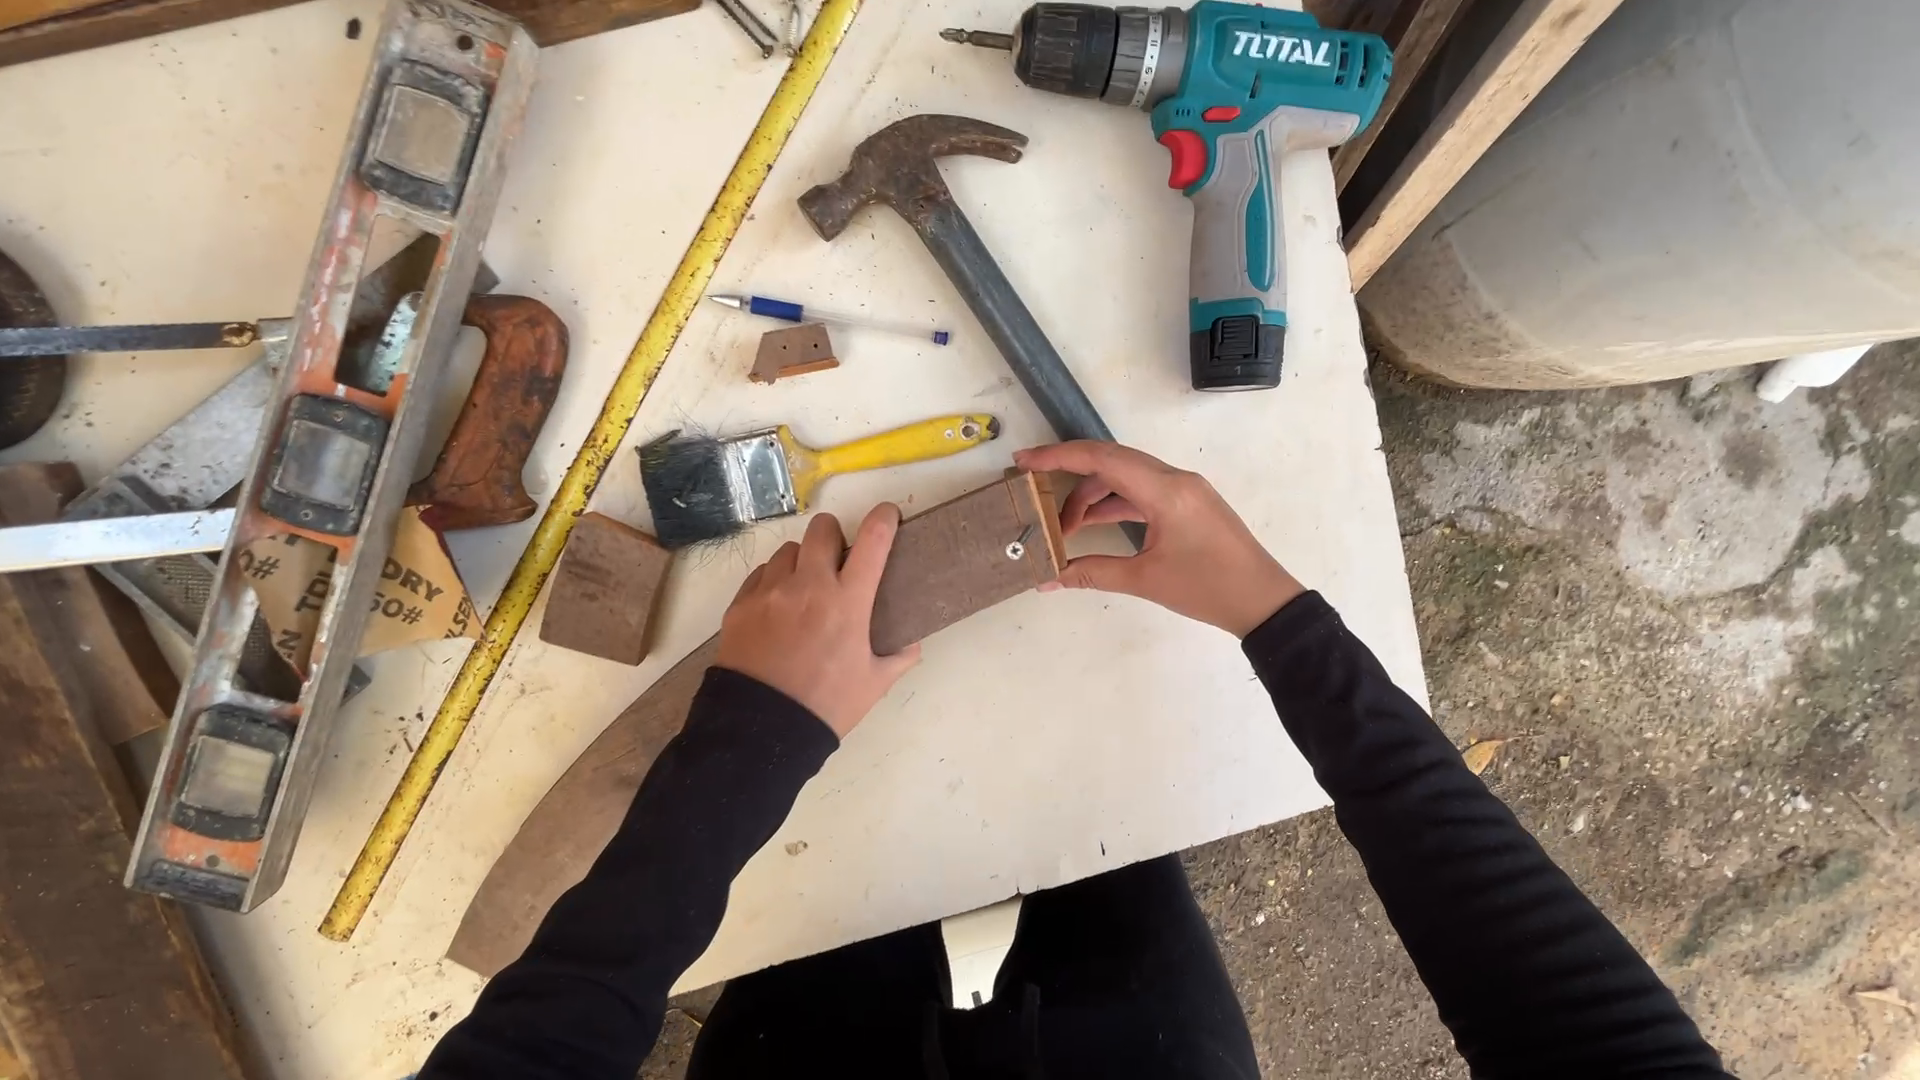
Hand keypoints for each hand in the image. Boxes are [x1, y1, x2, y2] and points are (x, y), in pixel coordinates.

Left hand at [715, 506, 920, 737]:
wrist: (761, 730)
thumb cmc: (826, 706)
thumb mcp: (873, 684)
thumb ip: (898, 657)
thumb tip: (912, 643)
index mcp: (848, 601)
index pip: (873, 541)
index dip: (884, 519)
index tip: (887, 515)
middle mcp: (809, 586)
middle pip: (823, 529)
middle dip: (835, 535)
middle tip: (839, 558)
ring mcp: (770, 592)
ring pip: (789, 551)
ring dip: (802, 561)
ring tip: (804, 587)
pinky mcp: (740, 605)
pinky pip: (760, 575)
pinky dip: (774, 581)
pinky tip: (778, 607)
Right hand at [1012, 441, 1304, 636]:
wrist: (1264, 601)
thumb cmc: (1208, 588)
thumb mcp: (1145, 581)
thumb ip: (1091, 574)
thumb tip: (1046, 579)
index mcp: (1165, 491)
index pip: (1102, 459)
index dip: (1058, 456)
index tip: (1025, 460)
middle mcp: (1174, 479)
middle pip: (1111, 460)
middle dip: (1069, 472)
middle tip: (1033, 482)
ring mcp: (1183, 489)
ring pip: (1125, 476)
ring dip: (1091, 495)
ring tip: (1064, 526)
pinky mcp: (1188, 503)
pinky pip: (1141, 491)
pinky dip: (1113, 503)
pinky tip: (1091, 524)